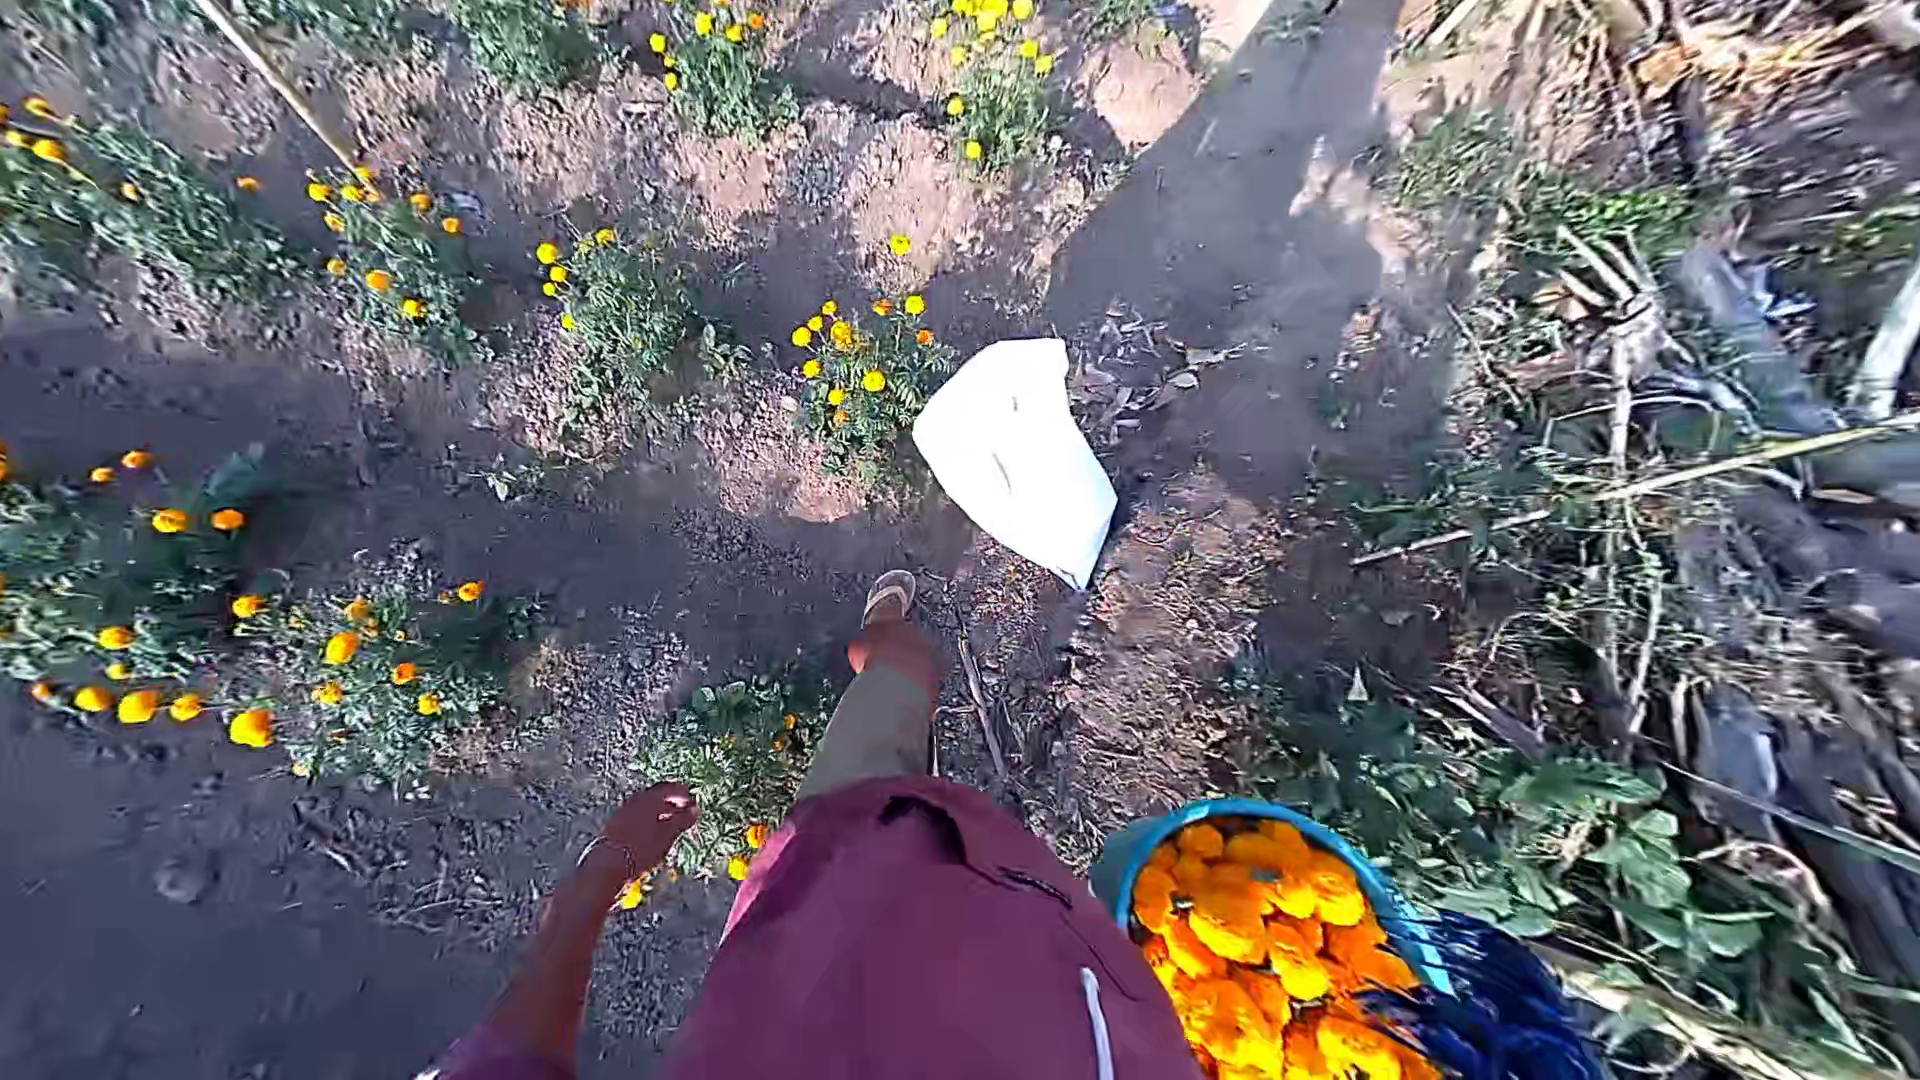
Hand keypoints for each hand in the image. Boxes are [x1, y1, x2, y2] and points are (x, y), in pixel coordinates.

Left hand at [599, 782, 697, 872]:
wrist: (605, 870)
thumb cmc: (639, 850)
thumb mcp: (668, 835)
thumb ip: (683, 820)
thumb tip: (694, 811)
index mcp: (649, 798)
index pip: (673, 789)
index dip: (685, 797)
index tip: (693, 807)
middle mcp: (635, 801)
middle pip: (658, 797)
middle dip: (672, 805)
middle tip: (683, 816)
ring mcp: (622, 813)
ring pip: (646, 808)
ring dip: (660, 815)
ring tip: (670, 829)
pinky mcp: (613, 827)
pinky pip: (636, 818)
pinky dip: (648, 823)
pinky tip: (652, 836)